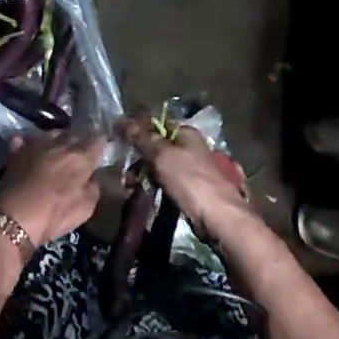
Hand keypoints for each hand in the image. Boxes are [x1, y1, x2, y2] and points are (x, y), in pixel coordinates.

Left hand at [0, 131, 102, 244]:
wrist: (14, 215)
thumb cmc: (54, 214)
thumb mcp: (85, 208)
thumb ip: (93, 188)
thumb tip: (92, 177)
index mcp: (80, 158)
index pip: (96, 141)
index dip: (101, 142)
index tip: (103, 145)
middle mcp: (59, 145)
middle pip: (73, 134)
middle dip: (80, 140)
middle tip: (81, 149)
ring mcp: (36, 145)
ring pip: (51, 133)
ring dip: (58, 138)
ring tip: (59, 147)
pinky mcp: (16, 151)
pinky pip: (26, 140)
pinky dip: (31, 142)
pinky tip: (31, 148)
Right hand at [122, 115, 254, 240]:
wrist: (219, 217)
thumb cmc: (189, 180)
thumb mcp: (161, 155)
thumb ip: (142, 137)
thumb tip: (124, 121)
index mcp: (186, 133)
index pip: (156, 124)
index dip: (137, 130)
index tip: (120, 141)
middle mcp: (189, 147)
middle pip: (156, 146)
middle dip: (138, 158)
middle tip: (124, 173)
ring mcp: (190, 168)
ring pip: (158, 165)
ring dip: (141, 174)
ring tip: (129, 186)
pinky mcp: (190, 188)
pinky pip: (165, 181)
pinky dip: (152, 185)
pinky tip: (142, 192)